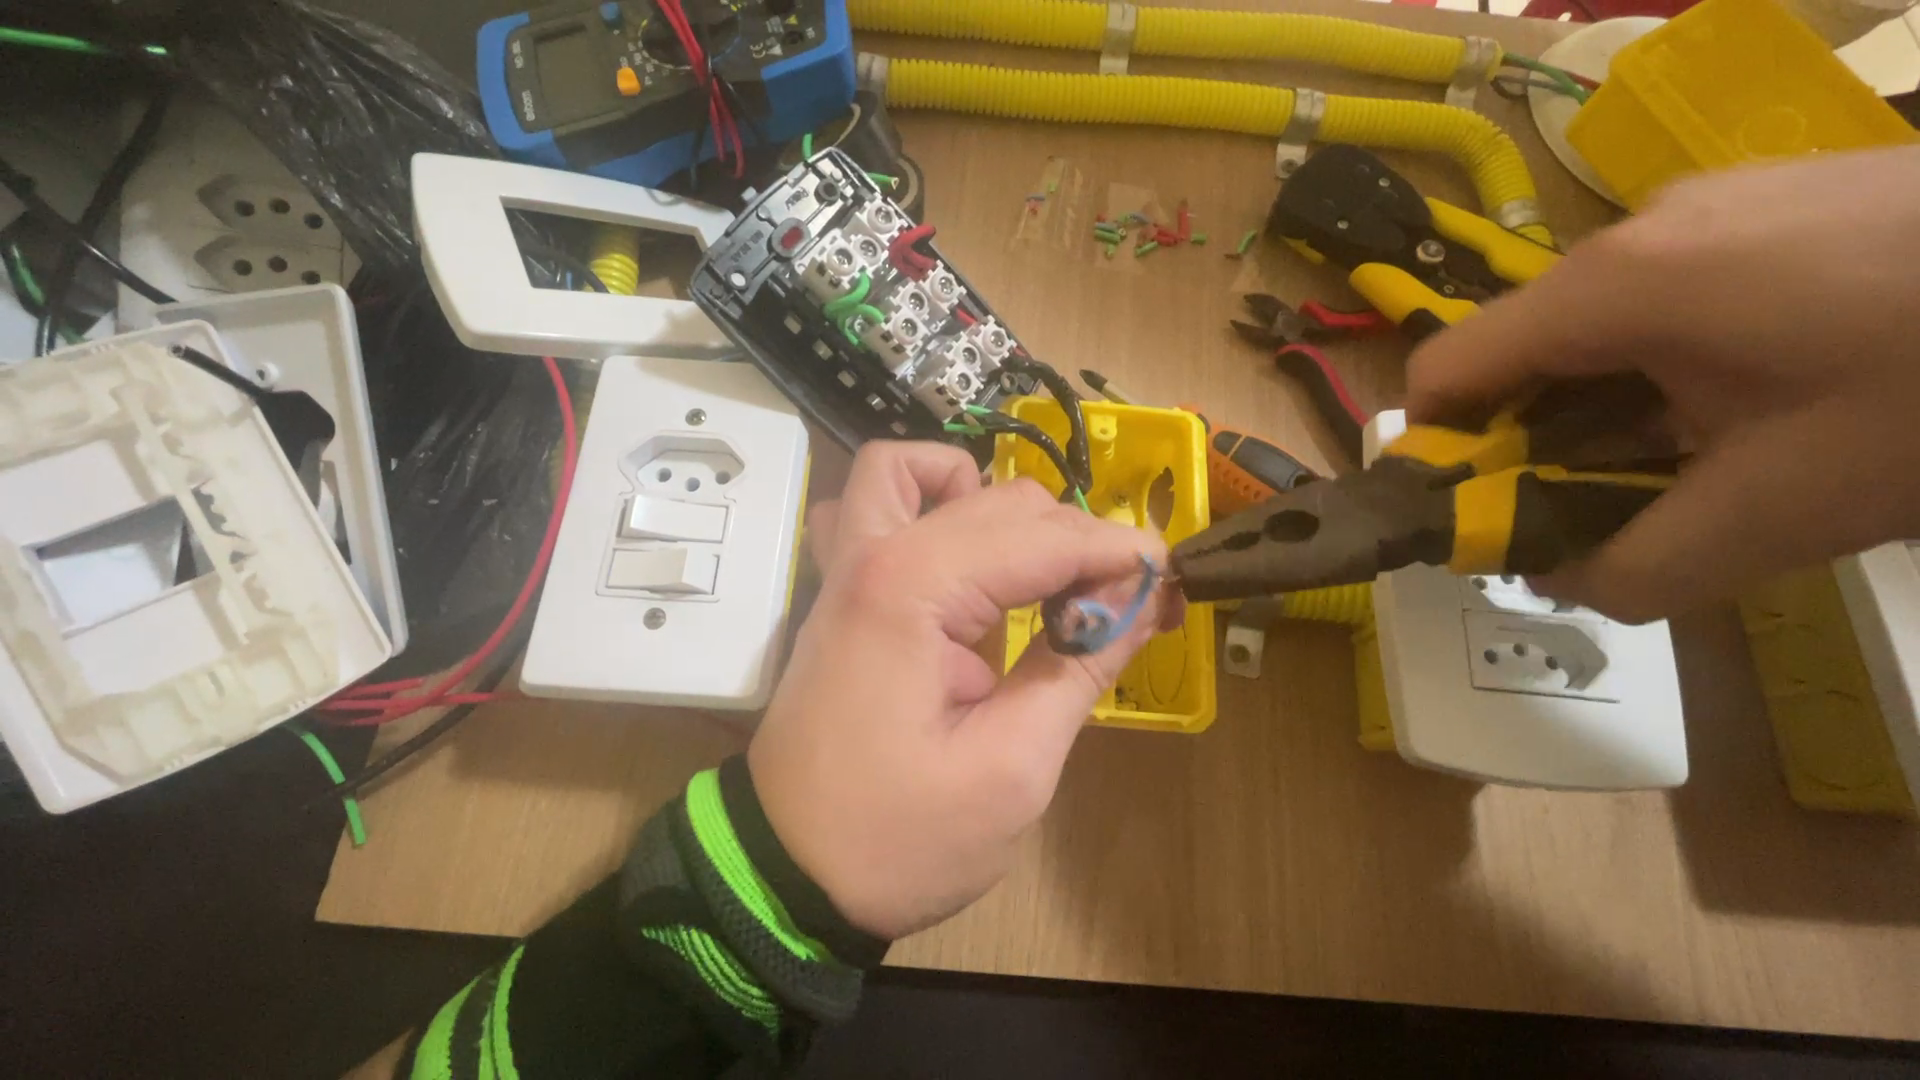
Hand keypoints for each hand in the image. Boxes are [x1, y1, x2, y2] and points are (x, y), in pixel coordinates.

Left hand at [747, 441, 1181, 939]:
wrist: (786, 875)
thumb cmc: (897, 838)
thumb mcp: (1010, 768)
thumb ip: (1078, 670)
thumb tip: (1141, 599)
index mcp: (912, 589)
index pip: (1040, 536)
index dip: (1116, 551)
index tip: (1169, 581)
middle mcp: (871, 553)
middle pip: (997, 501)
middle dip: (1073, 538)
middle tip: (1119, 602)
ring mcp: (844, 568)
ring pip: (922, 475)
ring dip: (994, 503)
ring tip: (1041, 565)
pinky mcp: (840, 593)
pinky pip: (872, 506)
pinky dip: (925, 502)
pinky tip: (963, 555)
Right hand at [1407, 144, 1919, 621]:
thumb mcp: (1788, 508)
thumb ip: (1638, 566)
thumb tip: (1554, 583)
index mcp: (1610, 290)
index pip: (1443, 373)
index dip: (1437, 452)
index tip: (1482, 512)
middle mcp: (1631, 236)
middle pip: (1514, 357)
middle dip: (1532, 441)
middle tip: (1604, 500)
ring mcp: (1699, 210)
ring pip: (1583, 331)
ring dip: (1599, 407)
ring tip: (1689, 452)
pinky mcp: (1756, 205)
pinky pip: (1651, 299)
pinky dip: (1655, 364)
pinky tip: (1748, 393)